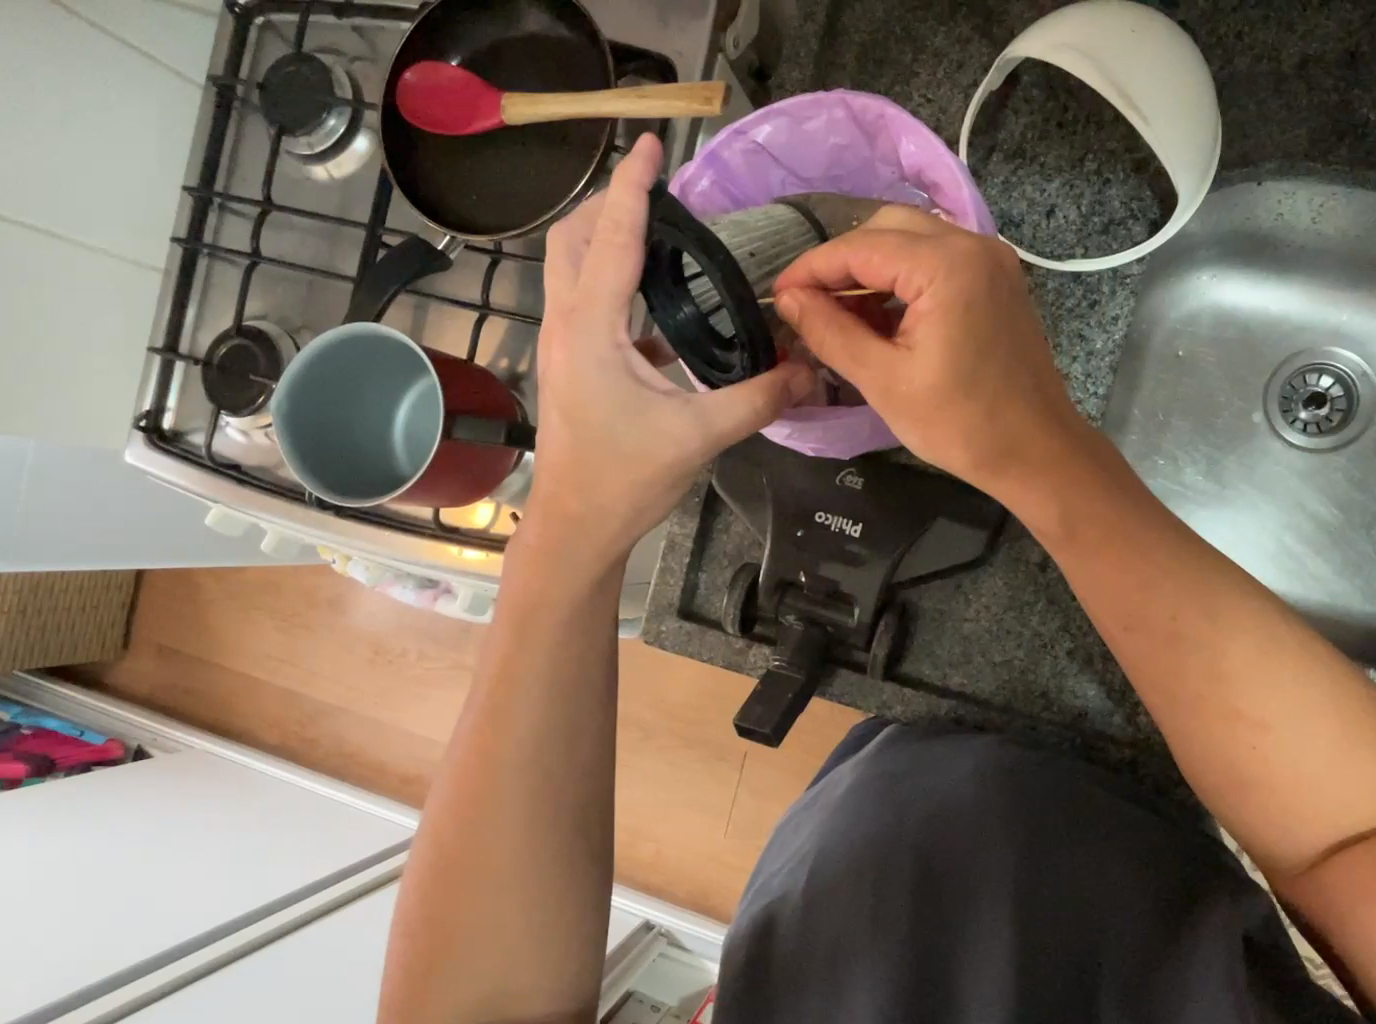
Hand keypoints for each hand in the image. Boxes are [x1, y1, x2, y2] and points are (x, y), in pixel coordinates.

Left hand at [530, 134, 812, 561]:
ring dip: (606, 239)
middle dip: (611, 203)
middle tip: (659, 193)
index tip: (652, 145)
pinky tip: (659, 306)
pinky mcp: (573, 366)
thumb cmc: (626, 479)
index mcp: (593, 328)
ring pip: (572, 268)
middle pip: (574, 238)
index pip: (614, 238)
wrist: (576, 527)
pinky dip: (614, 284)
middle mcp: (568, 324)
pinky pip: (586, 303)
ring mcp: (564, 345)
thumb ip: (759, 398)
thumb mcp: (700, 435)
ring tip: (659, 233)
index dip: (634, 186)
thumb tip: (811, 370)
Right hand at [771, 207, 1089, 499]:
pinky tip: (883, 317)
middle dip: (842, 263)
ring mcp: (992, 260)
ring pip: (914, 239)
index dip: (811, 269)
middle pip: (887, 228)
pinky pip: (939, 260)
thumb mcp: (883, 382)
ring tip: (840, 315)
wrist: (1036, 452)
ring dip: (872, 269)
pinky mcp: (999, 280)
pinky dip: (905, 279)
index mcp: (946, 265)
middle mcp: (973, 245)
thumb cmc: (960, 425)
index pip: (860, 246)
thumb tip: (788, 300)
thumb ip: (831, 332)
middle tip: (809, 305)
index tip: (778, 297)